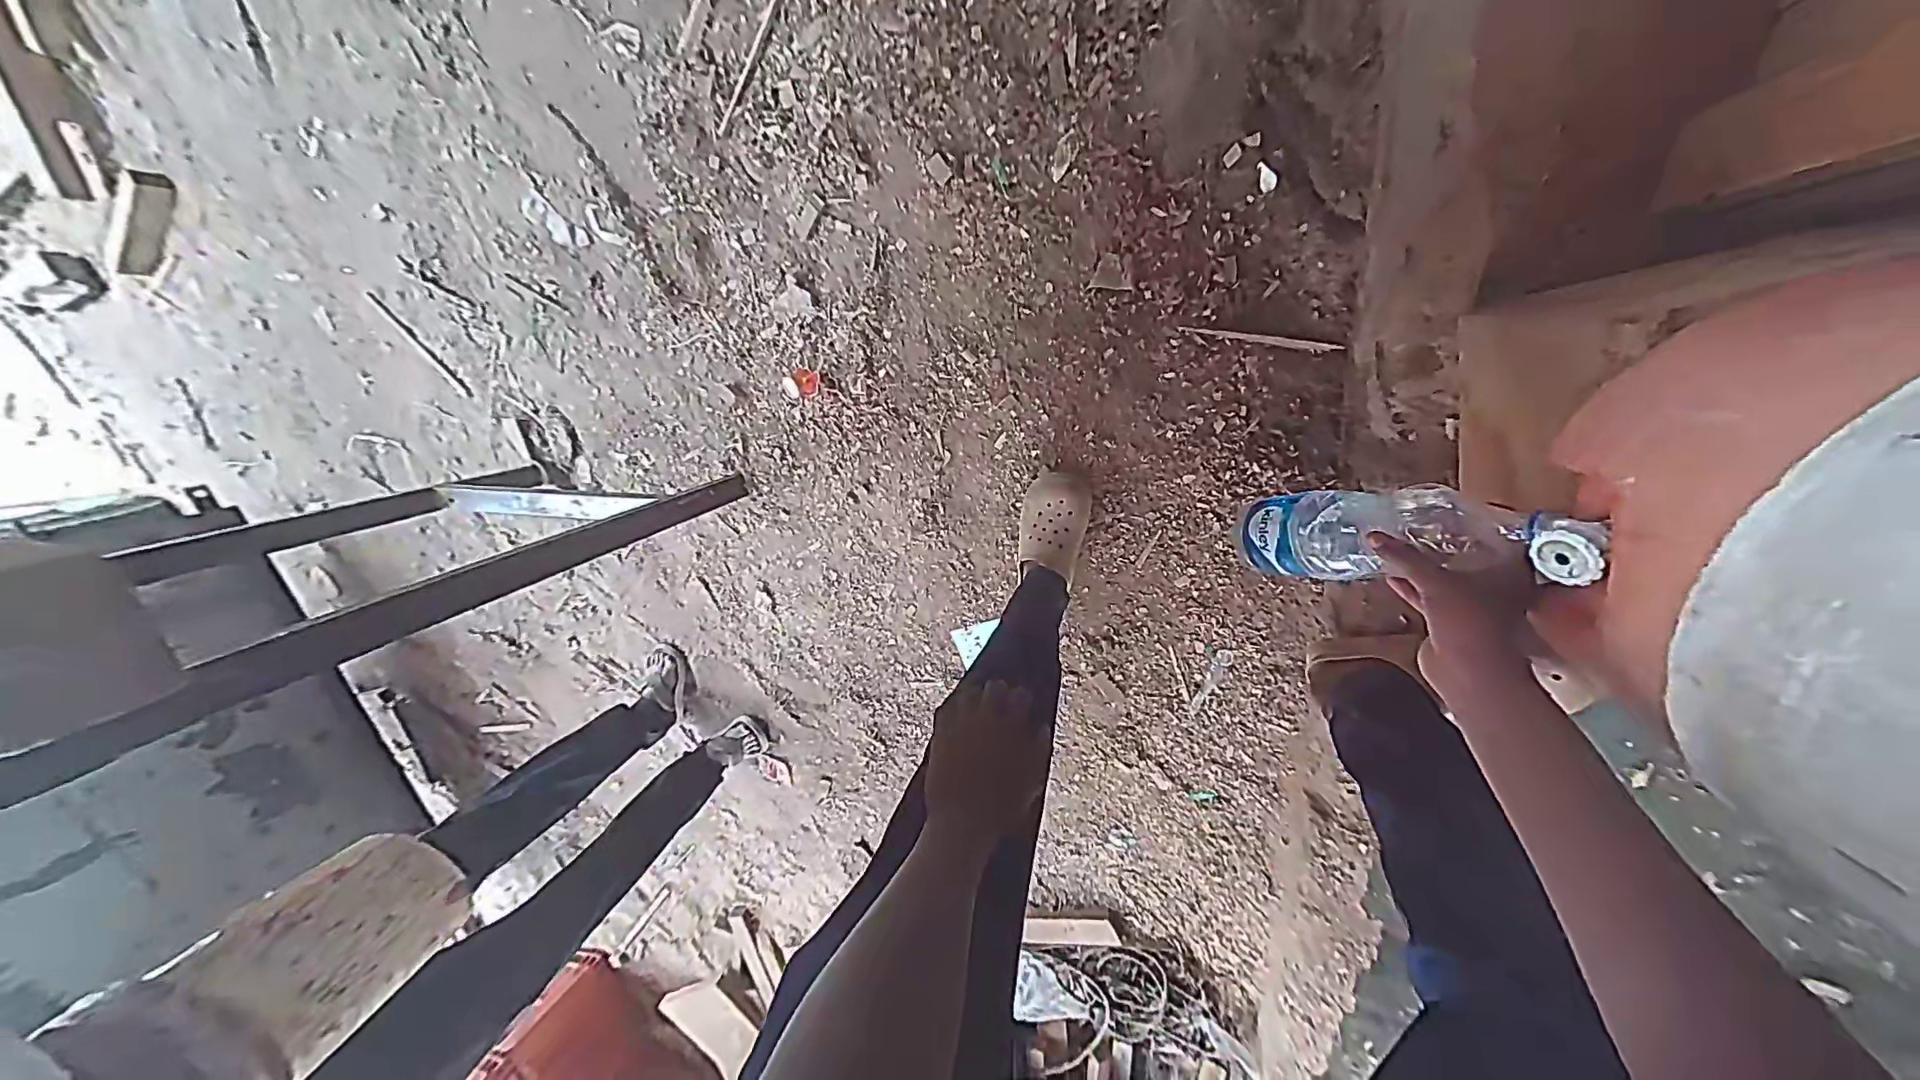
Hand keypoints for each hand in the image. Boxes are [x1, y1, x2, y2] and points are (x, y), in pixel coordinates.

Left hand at [924, 679, 1045, 844]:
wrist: (962, 822)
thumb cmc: (1003, 806)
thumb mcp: (1032, 781)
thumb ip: (1039, 750)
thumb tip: (1041, 727)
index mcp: (1012, 728)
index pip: (1020, 695)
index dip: (1021, 698)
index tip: (1020, 704)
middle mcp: (985, 719)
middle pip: (993, 687)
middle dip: (997, 692)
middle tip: (997, 702)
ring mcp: (960, 724)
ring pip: (967, 693)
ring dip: (974, 697)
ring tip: (976, 707)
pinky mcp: (940, 733)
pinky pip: (945, 709)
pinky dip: (953, 708)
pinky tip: (957, 716)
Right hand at [1368, 532, 1538, 702]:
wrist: (1468, 671)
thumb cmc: (1468, 621)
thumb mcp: (1434, 582)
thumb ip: (1405, 558)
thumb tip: (1374, 536)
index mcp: (1506, 572)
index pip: (1495, 537)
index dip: (1475, 523)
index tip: (1451, 510)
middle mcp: (1494, 586)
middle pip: (1467, 558)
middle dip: (1443, 545)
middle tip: (1419, 526)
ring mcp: (1472, 605)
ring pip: (1445, 578)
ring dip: (1423, 568)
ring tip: (1398, 549)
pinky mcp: (1449, 621)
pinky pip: (1427, 597)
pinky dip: (1410, 588)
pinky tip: (1390, 577)